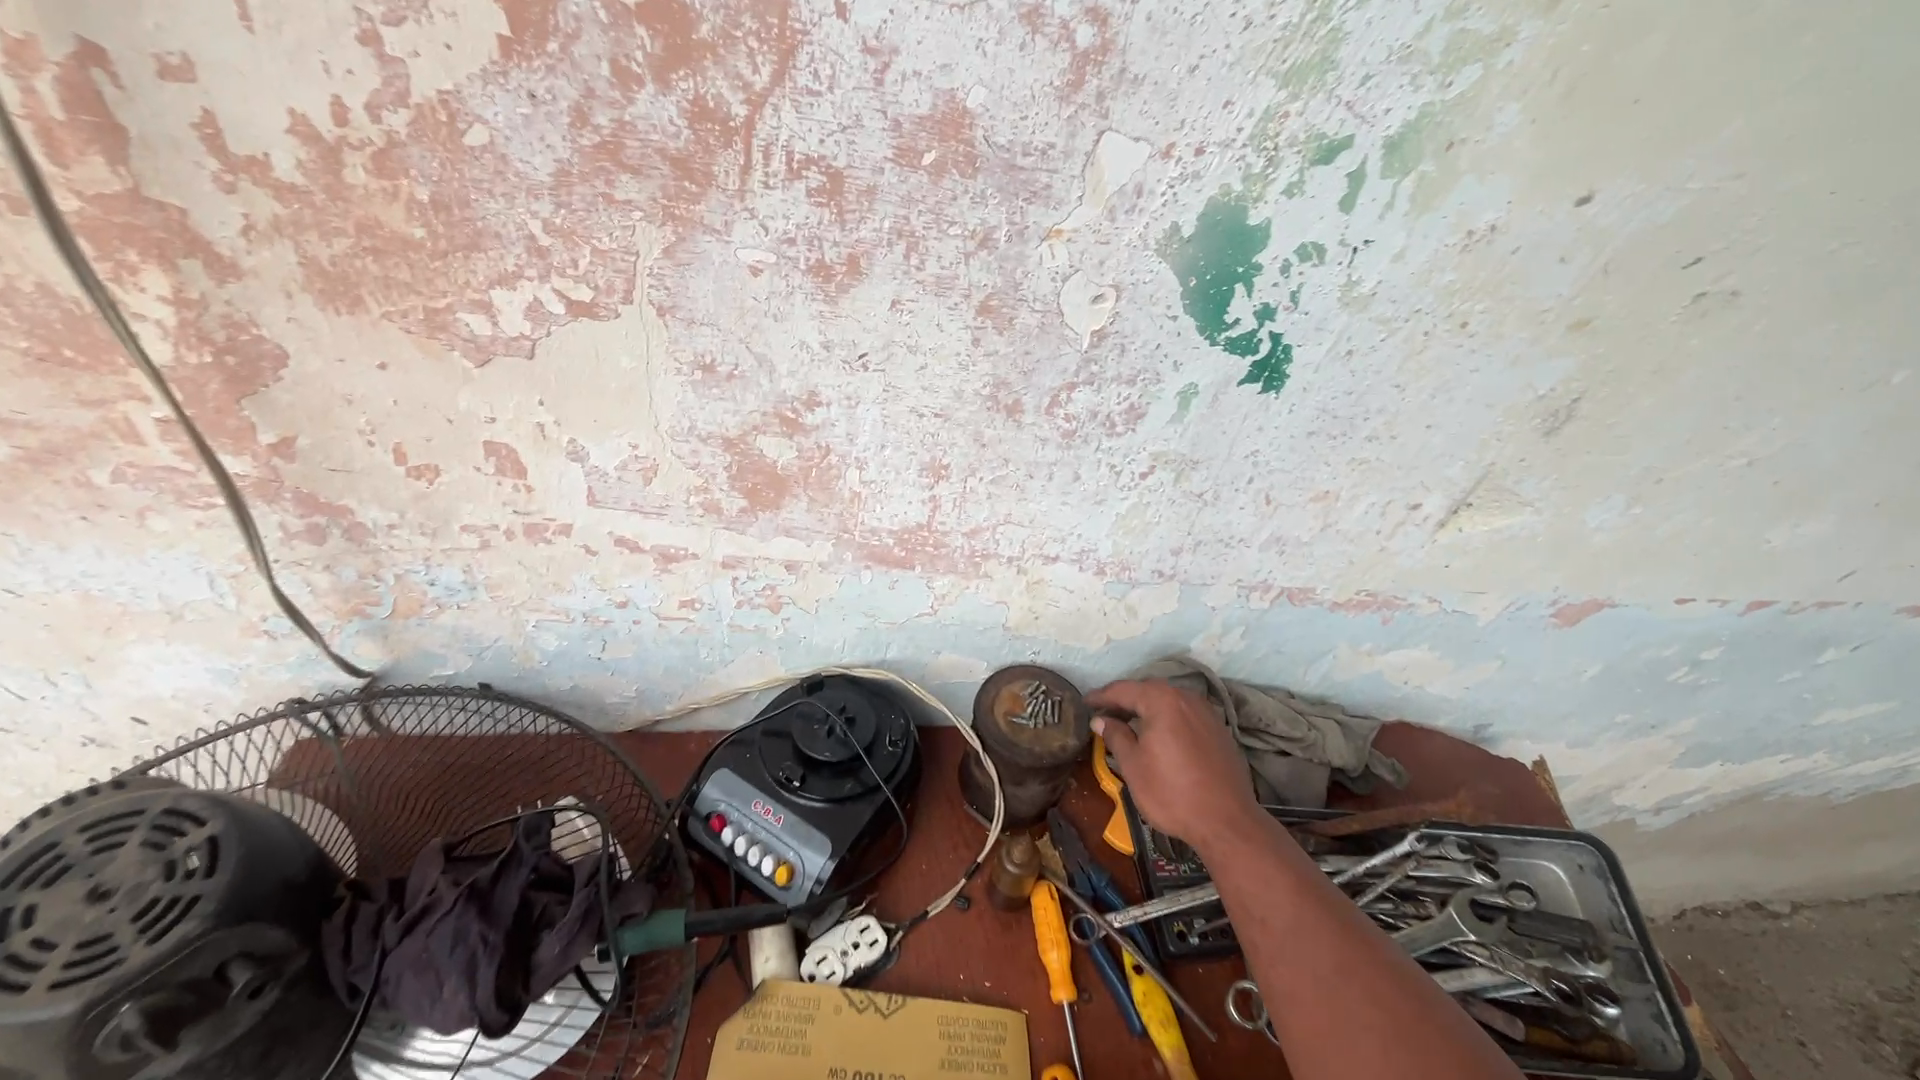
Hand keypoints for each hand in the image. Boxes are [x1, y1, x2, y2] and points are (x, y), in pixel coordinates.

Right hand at [1087, 678, 1261, 848]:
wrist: (1226, 821)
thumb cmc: (1172, 793)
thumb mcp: (1133, 766)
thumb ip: (1116, 736)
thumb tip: (1101, 720)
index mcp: (1163, 701)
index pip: (1124, 689)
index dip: (1101, 696)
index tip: (1085, 703)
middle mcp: (1187, 699)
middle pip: (1149, 690)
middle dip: (1125, 699)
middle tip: (1104, 712)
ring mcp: (1207, 713)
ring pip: (1169, 701)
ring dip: (1147, 707)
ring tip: (1128, 722)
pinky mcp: (1219, 730)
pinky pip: (1185, 714)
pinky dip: (1167, 718)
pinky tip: (1159, 735)